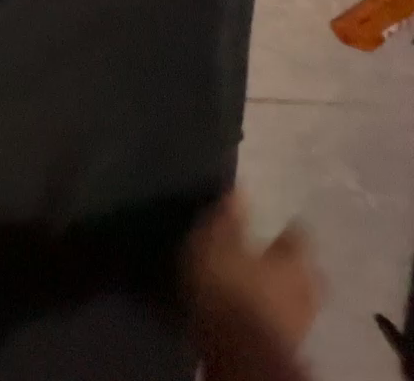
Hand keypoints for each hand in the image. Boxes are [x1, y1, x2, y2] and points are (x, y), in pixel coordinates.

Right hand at [183, 191, 320, 349]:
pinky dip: (264, 294)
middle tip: (248, 242)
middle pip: (296, 259)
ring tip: (242, 267)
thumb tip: (239, 188)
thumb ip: (229, 216)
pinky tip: (243, 291)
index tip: (259, 211)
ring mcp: (304, 308)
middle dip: (274, 250)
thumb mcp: (216, 241)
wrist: (237, 340)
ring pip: (289, 282)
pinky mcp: (289, 327)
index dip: (278, 219)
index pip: (296, 229)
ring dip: (269, 275)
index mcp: (297, 256)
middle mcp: (310, 280)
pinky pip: (278, 302)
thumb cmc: (226, 282)